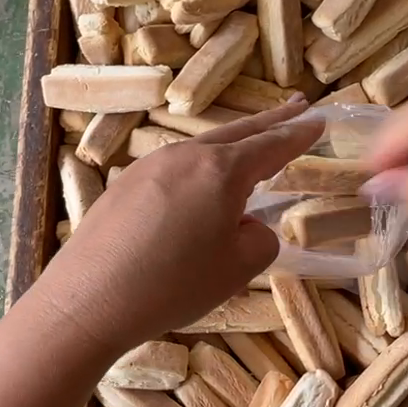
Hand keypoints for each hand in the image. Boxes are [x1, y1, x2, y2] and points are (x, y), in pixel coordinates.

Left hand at [25, 101, 324, 356]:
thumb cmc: (173, 285)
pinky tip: (199, 191)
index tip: (319, 120)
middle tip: (299, 105)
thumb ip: (260, 238)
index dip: (299, 134)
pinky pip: (175, 169)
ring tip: (252, 148)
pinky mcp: (124, 185)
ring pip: (202, 149)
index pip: (272, 145)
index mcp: (221, 170)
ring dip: (233, 146)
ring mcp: (149, 166)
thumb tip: (246, 225)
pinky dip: (199, 170)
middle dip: (272, 120)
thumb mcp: (238, 268)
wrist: (88, 301)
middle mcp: (185, 155)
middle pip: (238, 133)